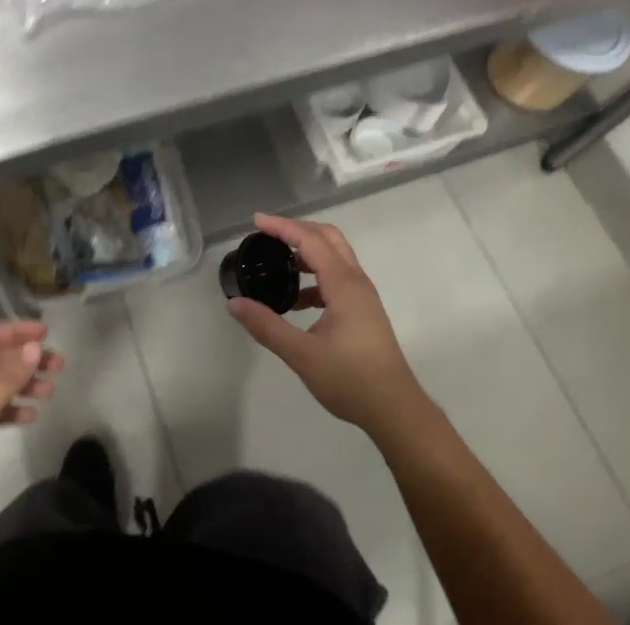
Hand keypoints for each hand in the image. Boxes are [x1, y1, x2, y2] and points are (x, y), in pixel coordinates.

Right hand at [227, 213, 428, 432]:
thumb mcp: (301, 354)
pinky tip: (296, 301)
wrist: (394, 409)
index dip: (282, 227)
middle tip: (268, 235)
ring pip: (335, 258)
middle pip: (328, 238)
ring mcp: (363, 296)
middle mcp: (356, 282)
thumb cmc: (350, 379)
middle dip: (297, 230)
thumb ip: (266, 326)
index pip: (310, 241)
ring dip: (307, 253)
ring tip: (278, 265)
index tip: (256, 221)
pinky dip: (315, 276)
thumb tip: (235, 303)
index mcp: (344, 285)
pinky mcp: (364, 311)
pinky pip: (337, 278)